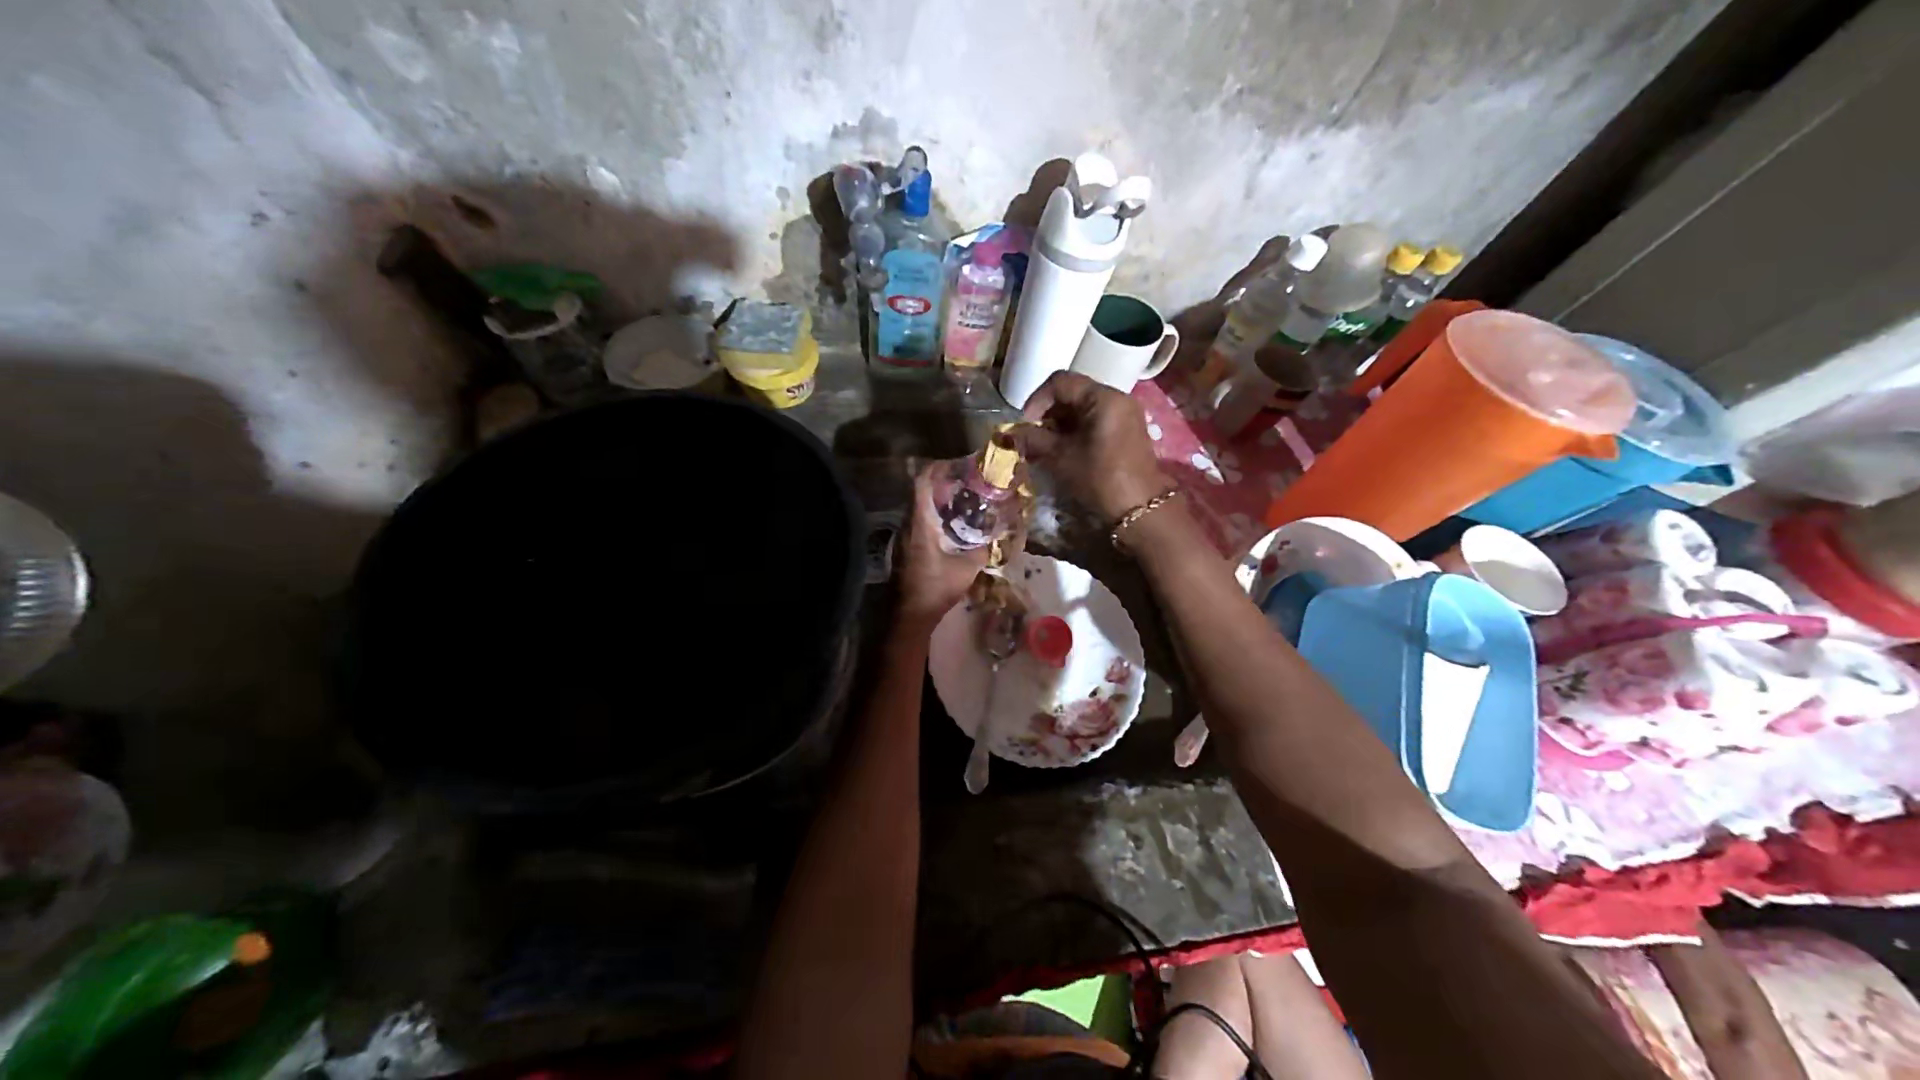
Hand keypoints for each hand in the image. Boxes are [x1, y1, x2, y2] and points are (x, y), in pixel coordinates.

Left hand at [897, 464, 991, 631]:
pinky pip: (920, 521)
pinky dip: (936, 516)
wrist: (909, 616)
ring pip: (920, 507)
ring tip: (965, 501)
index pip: (922, 483)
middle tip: (968, 482)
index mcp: (921, 524)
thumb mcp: (967, 569)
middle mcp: (909, 524)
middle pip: (921, 492)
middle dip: (943, 483)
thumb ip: (982, 549)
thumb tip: (998, 536)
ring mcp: (905, 536)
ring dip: (940, 500)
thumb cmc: (935, 589)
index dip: (937, 468)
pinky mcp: (906, 548)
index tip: (957, 464)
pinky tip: (954, 526)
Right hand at [1016, 371, 1167, 520]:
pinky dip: (1078, 429)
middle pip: (1074, 392)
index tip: (1026, 424)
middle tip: (1035, 437)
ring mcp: (1126, 413)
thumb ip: (1033, 440)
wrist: (1140, 509)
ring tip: (1048, 446)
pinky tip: (1067, 450)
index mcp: (1103, 397)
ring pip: (1084, 406)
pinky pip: (1097, 418)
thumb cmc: (1099, 478)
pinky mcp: (1128, 429)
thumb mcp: (1061, 458)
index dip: (1037, 400)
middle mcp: (1118, 397)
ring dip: (1062, 422)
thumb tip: (1009, 434)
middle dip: (1049, 412)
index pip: (1061, 382)